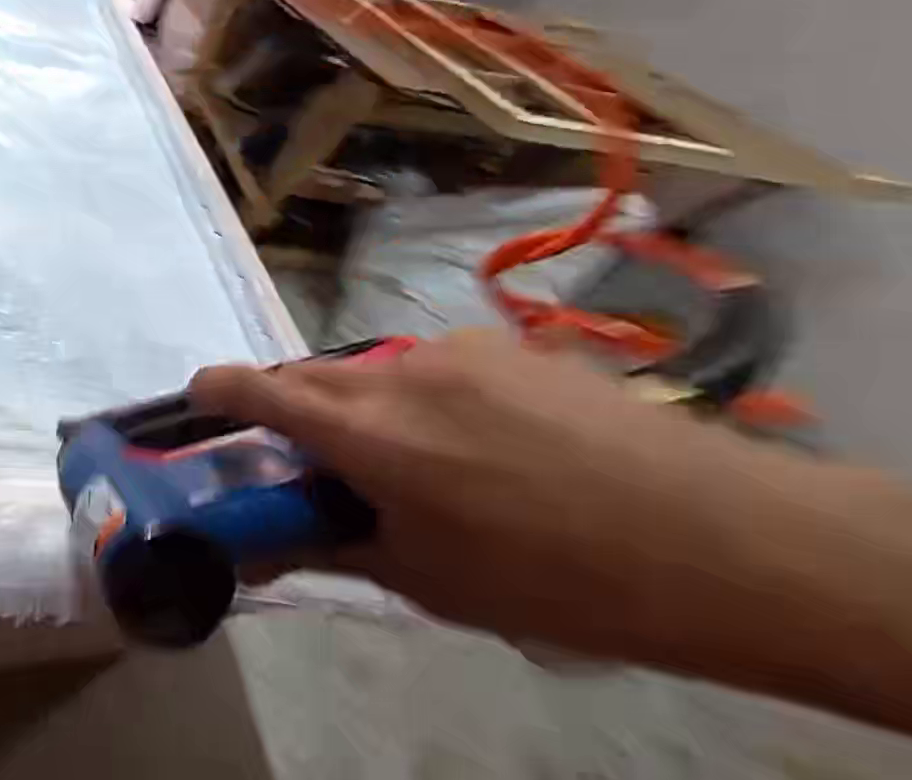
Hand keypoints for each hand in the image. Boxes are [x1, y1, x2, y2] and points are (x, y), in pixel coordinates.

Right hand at [189, 331, 911, 728]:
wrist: (727, 540)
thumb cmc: (554, 578)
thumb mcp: (425, 582)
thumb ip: (328, 548)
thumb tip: (256, 551)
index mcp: (364, 434)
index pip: (255, 390)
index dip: (215, 390)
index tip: (200, 401)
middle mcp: (392, 376)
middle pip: (306, 377)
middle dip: (293, 411)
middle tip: (319, 458)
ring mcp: (449, 351)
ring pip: (367, 371)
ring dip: (364, 407)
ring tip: (421, 459)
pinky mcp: (498, 344)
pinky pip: (428, 365)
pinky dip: (423, 396)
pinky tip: (485, 439)